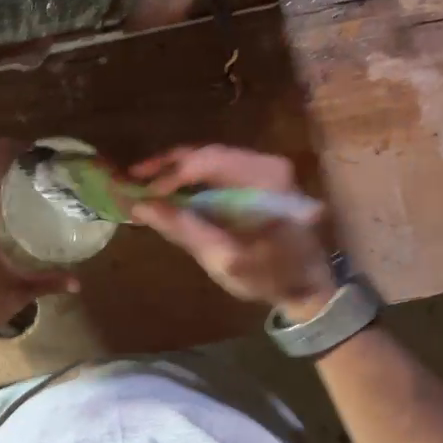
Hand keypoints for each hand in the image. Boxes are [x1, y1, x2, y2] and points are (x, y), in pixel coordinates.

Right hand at [129, 145, 334, 319]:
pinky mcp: (259, 178)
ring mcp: (265, 168)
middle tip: (133, 178)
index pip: (208, 162)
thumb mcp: (224, 257)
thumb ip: (183, 228)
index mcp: (265, 178)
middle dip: (168, 166)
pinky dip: (193, 178)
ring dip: (178, 170)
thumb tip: (140, 206)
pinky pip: (219, 169)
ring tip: (145, 183)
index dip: (171, 175)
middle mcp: (267, 164)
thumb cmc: (270, 276)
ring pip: (210, 158)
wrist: (310, 288)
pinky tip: (171, 190)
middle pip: (207, 154)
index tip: (142, 192)